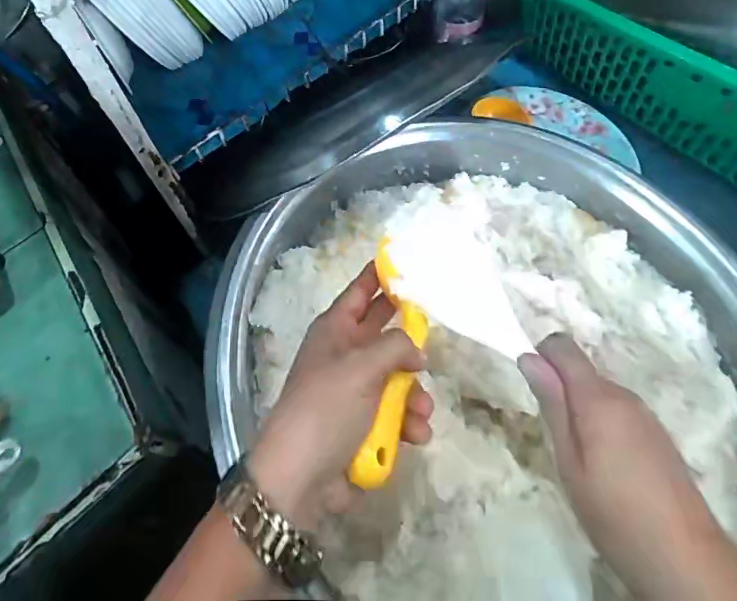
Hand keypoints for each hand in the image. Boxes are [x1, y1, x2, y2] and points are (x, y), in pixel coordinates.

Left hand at [248, 263, 432, 530]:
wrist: (302, 475)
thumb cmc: (326, 407)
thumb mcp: (360, 368)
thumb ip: (394, 348)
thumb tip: (416, 351)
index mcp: (334, 330)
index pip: (359, 292)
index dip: (378, 276)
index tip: (401, 260)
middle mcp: (345, 354)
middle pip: (383, 333)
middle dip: (408, 338)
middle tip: (434, 331)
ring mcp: (355, 390)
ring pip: (397, 378)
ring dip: (414, 394)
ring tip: (421, 410)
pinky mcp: (365, 424)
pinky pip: (396, 413)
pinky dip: (409, 423)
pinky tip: (415, 435)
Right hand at [519, 335, 736, 600]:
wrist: (688, 562)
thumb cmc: (615, 512)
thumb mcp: (569, 461)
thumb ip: (551, 405)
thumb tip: (529, 357)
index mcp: (599, 397)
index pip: (563, 346)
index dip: (541, 355)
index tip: (532, 387)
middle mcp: (625, 397)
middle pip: (582, 371)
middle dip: (561, 389)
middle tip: (552, 434)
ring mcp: (647, 417)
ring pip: (601, 394)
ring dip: (582, 410)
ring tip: (579, 457)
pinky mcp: (660, 438)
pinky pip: (620, 414)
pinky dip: (604, 425)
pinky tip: (607, 467)